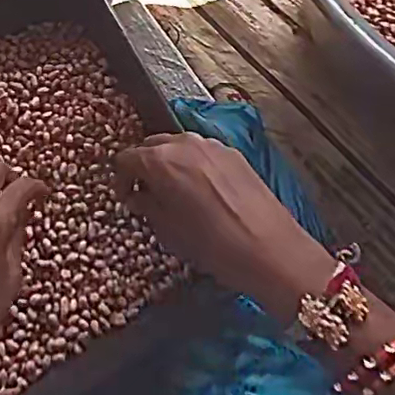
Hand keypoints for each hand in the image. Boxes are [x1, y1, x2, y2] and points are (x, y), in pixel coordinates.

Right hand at [114, 133, 335, 309]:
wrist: (272, 251)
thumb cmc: (214, 245)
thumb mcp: (168, 230)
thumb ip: (147, 205)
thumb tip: (139, 195)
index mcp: (161, 160)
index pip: (126, 157)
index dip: (122, 179)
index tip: (127, 197)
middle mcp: (185, 143)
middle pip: (151, 145)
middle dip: (145, 167)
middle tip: (147, 194)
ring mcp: (212, 145)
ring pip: (178, 146)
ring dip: (169, 163)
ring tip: (175, 193)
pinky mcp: (234, 154)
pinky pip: (202, 153)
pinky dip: (193, 165)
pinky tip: (202, 192)